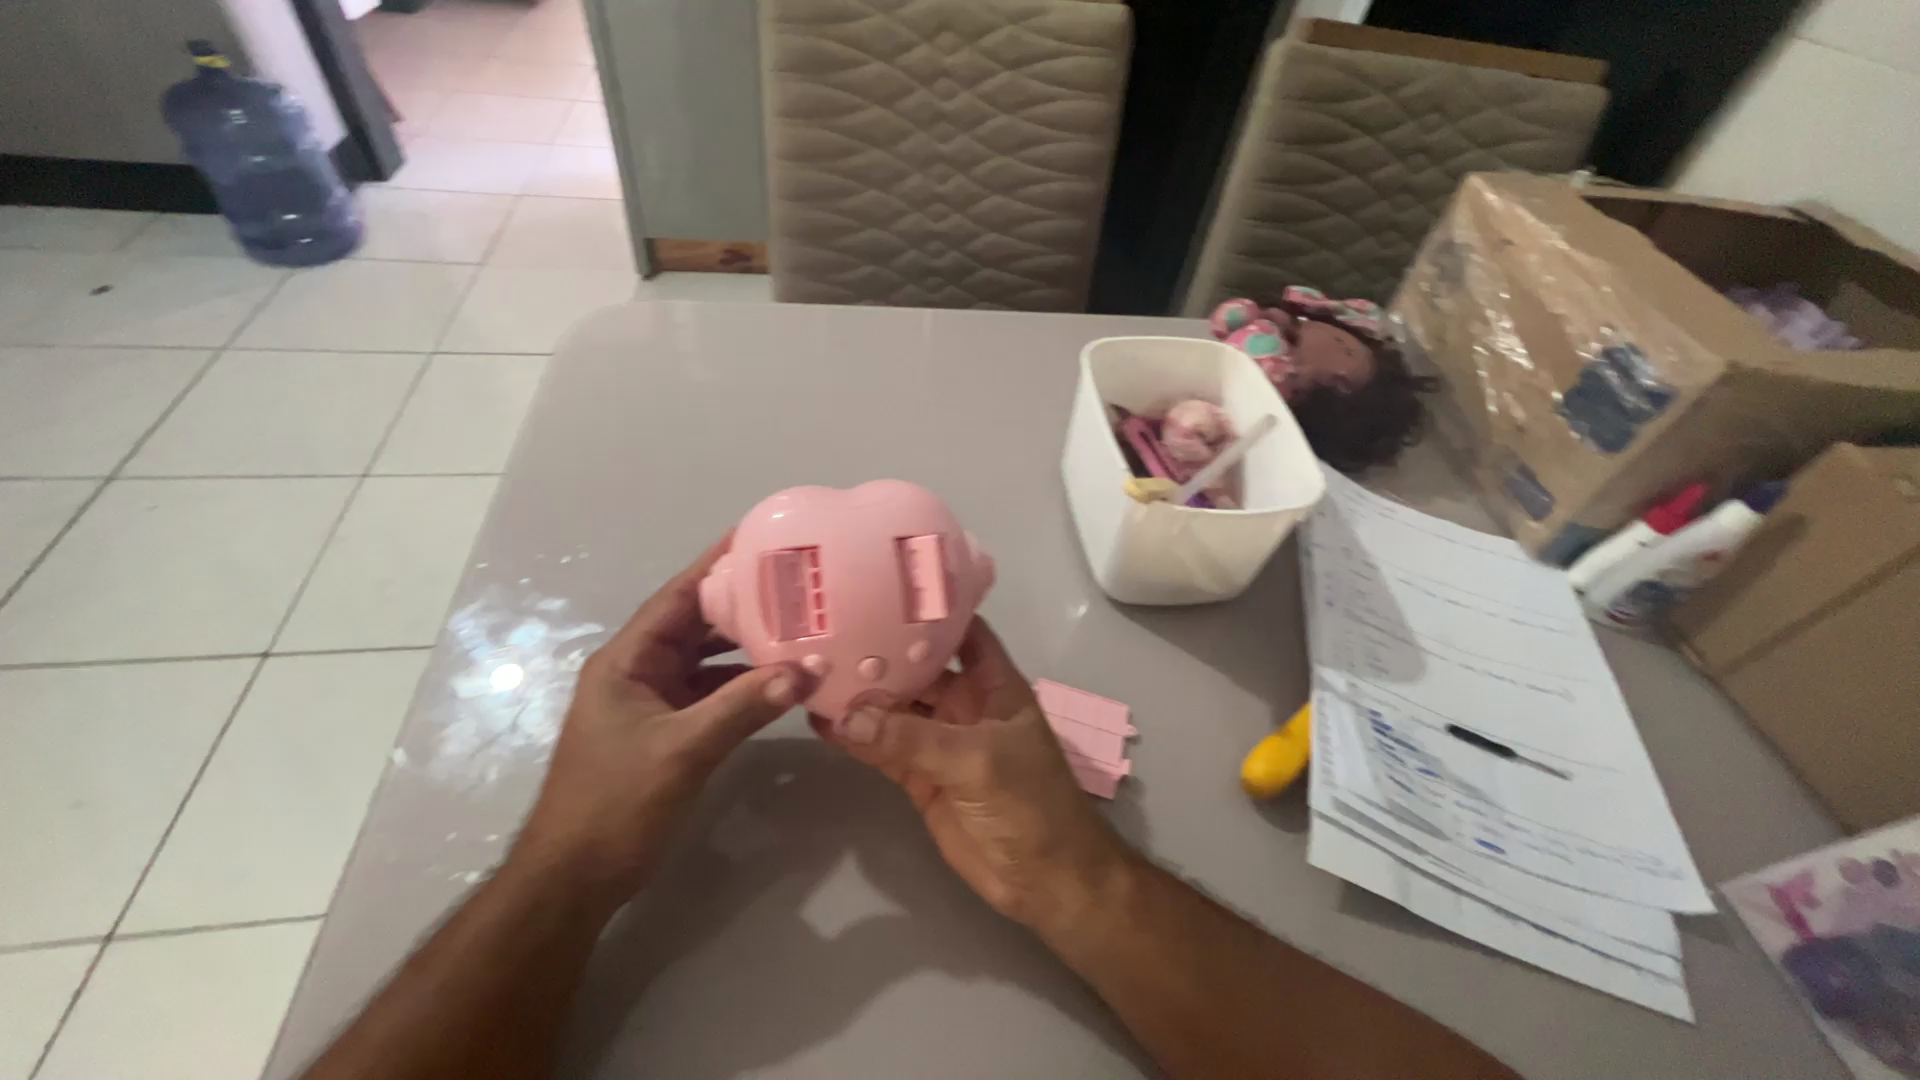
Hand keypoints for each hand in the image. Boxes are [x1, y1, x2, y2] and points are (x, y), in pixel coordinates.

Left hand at [512, 536, 807, 907]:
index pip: (677, 596)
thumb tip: (807, 669)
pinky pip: (713, 691)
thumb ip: (744, 707)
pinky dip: (745, 684)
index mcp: (628, 660)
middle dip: (744, 603)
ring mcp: (654, 700)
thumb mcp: (682, 750)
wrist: (576, 877)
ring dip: (748, 645)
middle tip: (798, 582)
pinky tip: (781, 681)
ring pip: (708, 658)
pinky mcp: (668, 728)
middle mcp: (640, 670)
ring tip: (800, 624)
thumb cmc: (614, 803)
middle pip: (696, 622)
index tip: (760, 537)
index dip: (716, 564)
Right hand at [812, 618, 1132, 934]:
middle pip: (917, 668)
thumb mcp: (977, 762)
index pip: (960, 630)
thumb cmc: (1031, 804)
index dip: (928, 608)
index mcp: (993, 684)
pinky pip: (883, 750)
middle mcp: (964, 704)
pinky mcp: (921, 778)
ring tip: (812, 675)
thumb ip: (912, 739)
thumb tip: (847, 714)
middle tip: (825, 634)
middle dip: (878, 653)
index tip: (880, 586)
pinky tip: (823, 725)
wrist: (1045, 881)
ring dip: (860, 697)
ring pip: (894, 709)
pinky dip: (856, 739)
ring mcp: (940, 742)